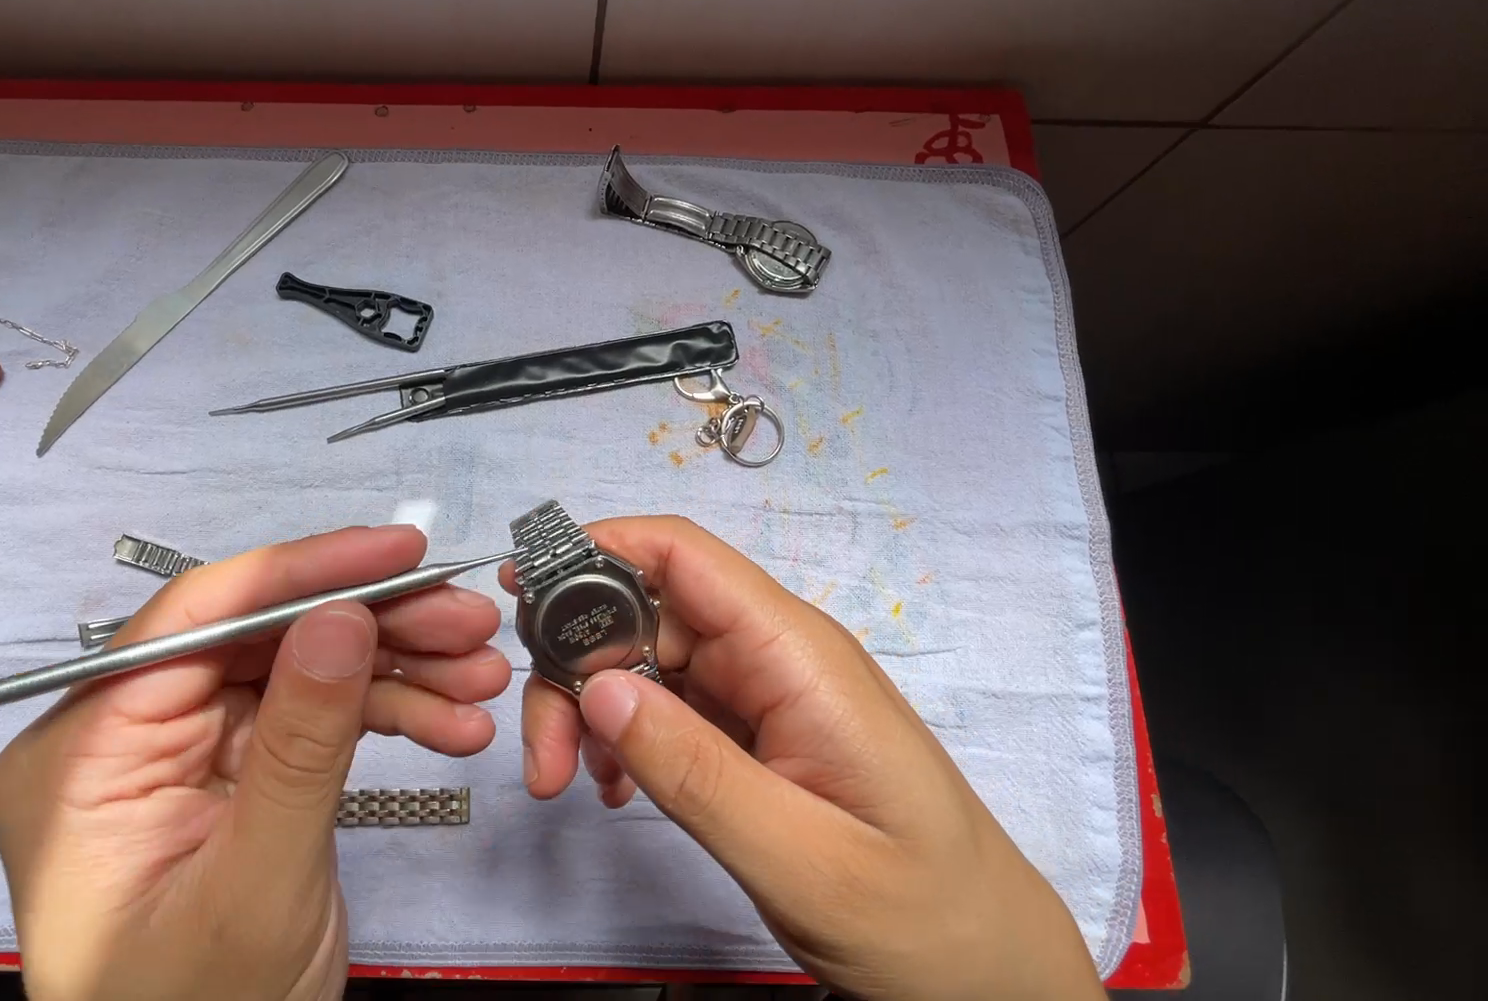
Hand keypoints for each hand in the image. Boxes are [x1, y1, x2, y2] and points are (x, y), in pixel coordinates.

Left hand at [0, 525, 507, 1000]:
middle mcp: (131, 731)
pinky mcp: (246, 769)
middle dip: (378, 626)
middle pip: (267, 637)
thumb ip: (302, 742)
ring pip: (307, 670)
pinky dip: (393, 714)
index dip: (307, 569)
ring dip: (402, 670)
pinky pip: (323, 717)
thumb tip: (345, 613)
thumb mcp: (259, 882)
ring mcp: (193, 749)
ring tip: (485, 677)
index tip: (404, 550)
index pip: (198, 619)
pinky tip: (456, 726)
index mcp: (85, 749)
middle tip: (471, 621)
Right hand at [514, 516, 1103, 1000]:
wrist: (986, 970)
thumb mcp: (798, 855)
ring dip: (591, 710)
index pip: (684, 556)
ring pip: (644, 662)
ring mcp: (757, 691)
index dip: (598, 548)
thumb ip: (692, 767)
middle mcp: (770, 654)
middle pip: (644, 614)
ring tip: (572, 782)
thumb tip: (595, 683)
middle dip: (576, 666)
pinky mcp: (748, 729)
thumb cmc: (917, 914)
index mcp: (793, 652)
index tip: (520, 585)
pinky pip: (664, 707)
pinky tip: (617, 788)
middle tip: (543, 756)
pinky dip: (623, 738)